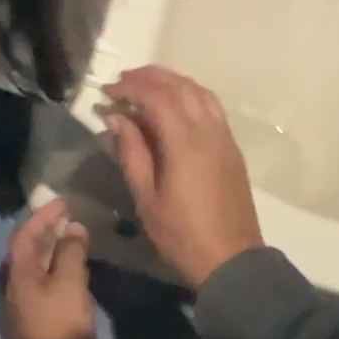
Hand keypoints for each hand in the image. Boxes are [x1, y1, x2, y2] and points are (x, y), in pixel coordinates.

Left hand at [4, 199, 96, 338]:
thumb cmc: (63, 326)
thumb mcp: (71, 284)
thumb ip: (71, 252)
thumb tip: (74, 228)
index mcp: (19, 273)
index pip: (25, 234)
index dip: (43, 215)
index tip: (63, 202)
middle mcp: (16, 283)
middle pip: (28, 247)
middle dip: (47, 227)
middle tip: (69, 213)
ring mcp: (26, 300)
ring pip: (37, 263)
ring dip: (53, 245)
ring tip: (74, 231)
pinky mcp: (38, 313)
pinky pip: (45, 277)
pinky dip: (58, 262)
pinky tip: (74, 262)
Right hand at [101, 66, 264, 288]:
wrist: (231, 260)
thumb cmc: (181, 234)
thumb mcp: (146, 197)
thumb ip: (131, 152)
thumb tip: (116, 117)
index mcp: (185, 142)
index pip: (156, 96)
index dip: (130, 88)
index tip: (107, 92)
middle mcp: (208, 130)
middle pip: (179, 86)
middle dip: (149, 77)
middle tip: (122, 82)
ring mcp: (224, 136)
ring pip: (199, 91)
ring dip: (171, 82)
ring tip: (145, 86)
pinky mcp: (231, 146)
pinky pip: (211, 105)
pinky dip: (189, 94)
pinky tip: (174, 104)